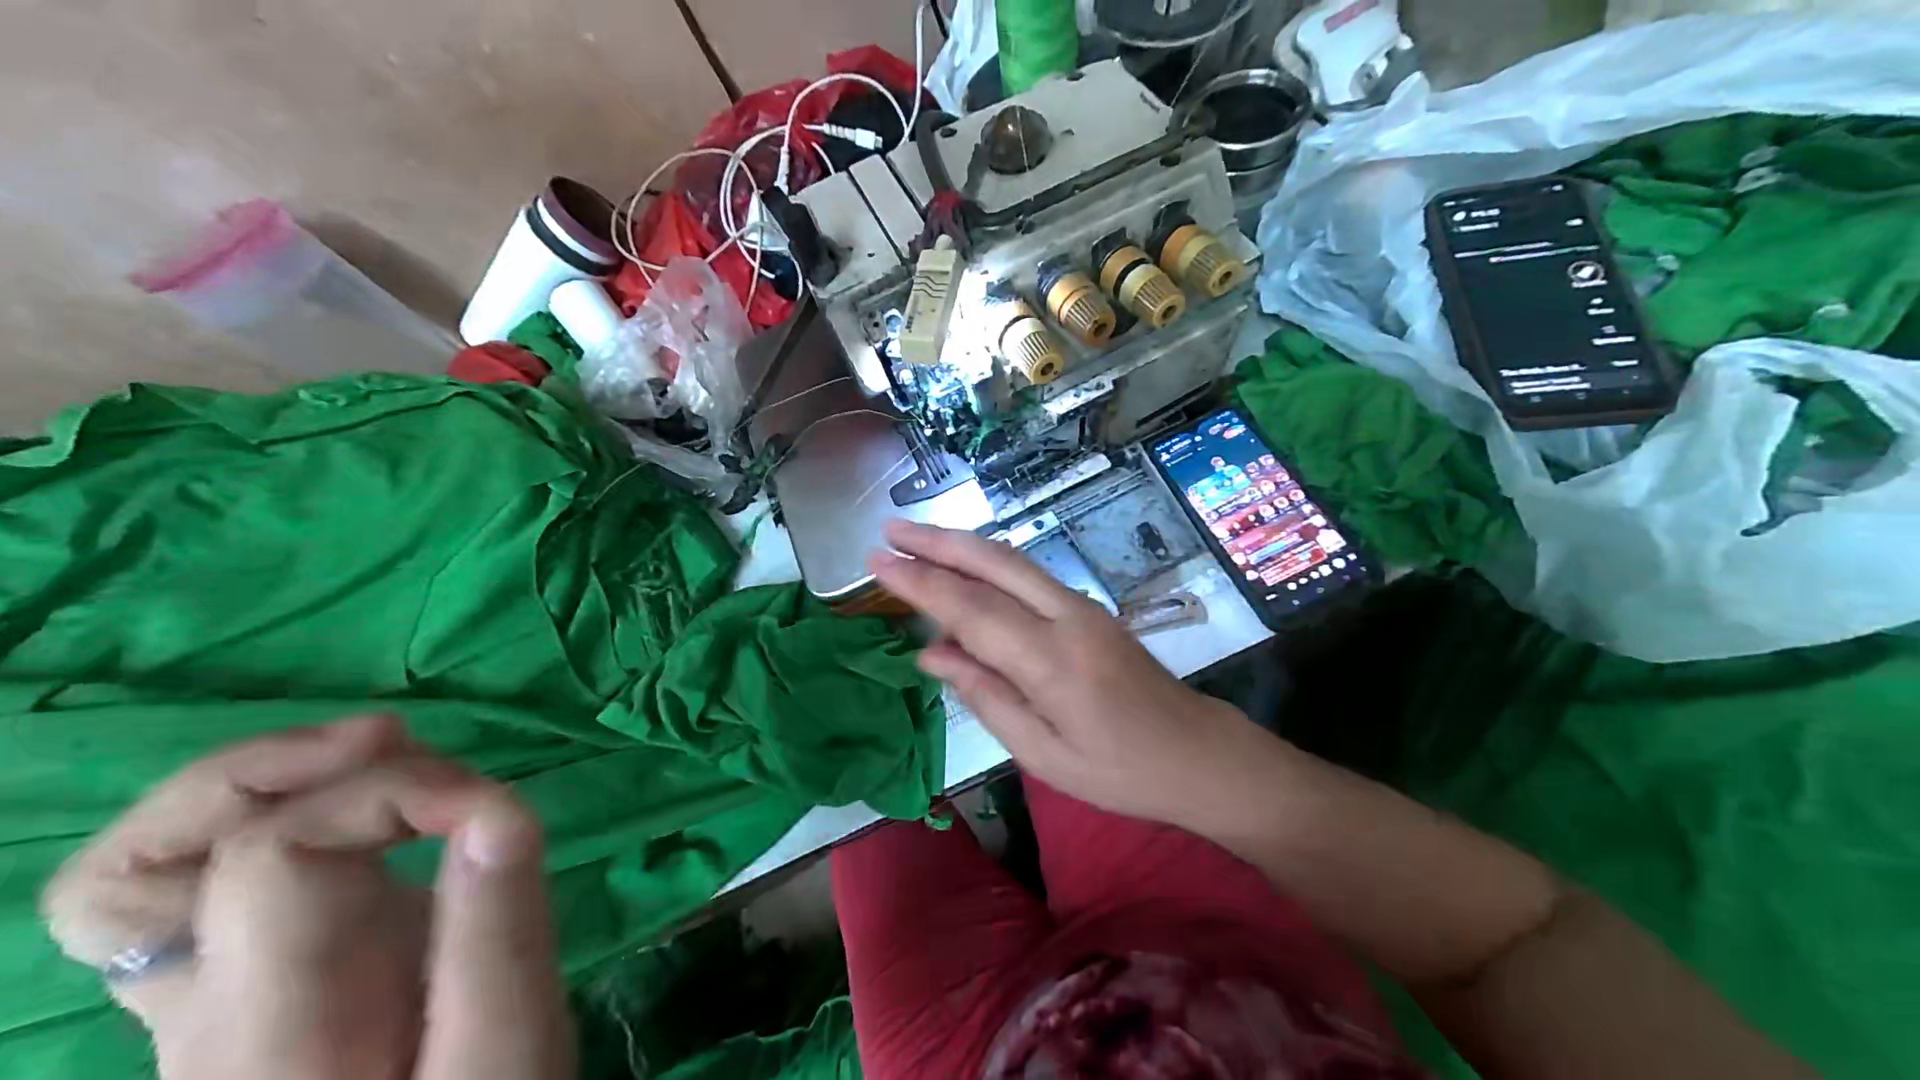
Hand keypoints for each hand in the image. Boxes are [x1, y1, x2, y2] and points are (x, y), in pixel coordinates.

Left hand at [41, 716, 572, 1079]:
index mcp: (273, 1026)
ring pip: (138, 872)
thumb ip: (499, 935)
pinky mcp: (247, 978)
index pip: (280, 852)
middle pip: (142, 864)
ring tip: (369, 751)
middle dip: (286, 768)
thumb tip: (495, 812)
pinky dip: (264, 817)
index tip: (501, 809)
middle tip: (396, 741)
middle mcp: (201, 1012)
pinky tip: (350, 802)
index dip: (398, 792)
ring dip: (257, 784)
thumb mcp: (505, 1049)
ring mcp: (205, 998)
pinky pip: (197, 884)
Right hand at [869, 521, 1287, 829]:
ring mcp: (1083, 607)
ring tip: (915, 538)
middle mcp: (1067, 618)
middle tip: (889, 530)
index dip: (920, 582)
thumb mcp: (1043, 753)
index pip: (970, 608)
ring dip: (961, 544)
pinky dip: (988, 562)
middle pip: (993, 564)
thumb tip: (930, 652)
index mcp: (1052, 661)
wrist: (1198, 754)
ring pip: (1012, 562)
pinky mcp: (1089, 609)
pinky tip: (965, 565)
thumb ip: (985, 696)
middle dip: (937, 542)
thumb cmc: (1119, 771)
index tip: (876, 561)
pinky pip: (1028, 575)